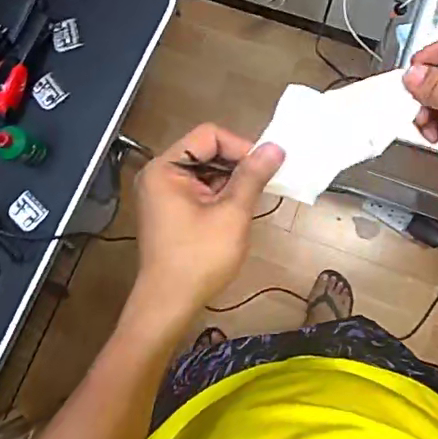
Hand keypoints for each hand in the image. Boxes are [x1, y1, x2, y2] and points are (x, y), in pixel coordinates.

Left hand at [130, 124, 284, 318]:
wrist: (170, 303)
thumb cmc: (200, 257)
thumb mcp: (232, 213)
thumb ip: (253, 176)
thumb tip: (276, 147)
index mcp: (166, 169)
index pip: (209, 135)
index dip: (241, 147)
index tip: (264, 169)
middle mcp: (160, 175)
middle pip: (207, 151)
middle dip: (238, 164)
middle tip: (264, 184)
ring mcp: (165, 194)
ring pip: (207, 171)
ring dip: (233, 181)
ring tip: (253, 200)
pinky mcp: (172, 210)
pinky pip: (202, 189)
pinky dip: (223, 194)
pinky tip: (238, 211)